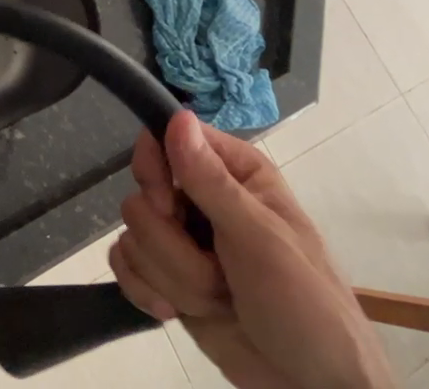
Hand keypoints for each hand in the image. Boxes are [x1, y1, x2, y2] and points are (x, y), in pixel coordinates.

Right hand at [109, 112, 395, 388]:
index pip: (165, 141)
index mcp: (234, 174)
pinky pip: (123, 265)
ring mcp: (181, 241)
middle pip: (142, 197)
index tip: (169, 206)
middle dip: (173, 246)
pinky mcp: (165, 276)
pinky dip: (146, 292)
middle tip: (217, 270)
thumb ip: (211, 181)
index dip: (155, 172)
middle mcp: (202, 199)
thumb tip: (177, 115)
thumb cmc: (305, 307)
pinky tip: (175, 312)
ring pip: (133, 236)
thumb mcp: (261, 241)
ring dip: (174, 279)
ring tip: (218, 300)